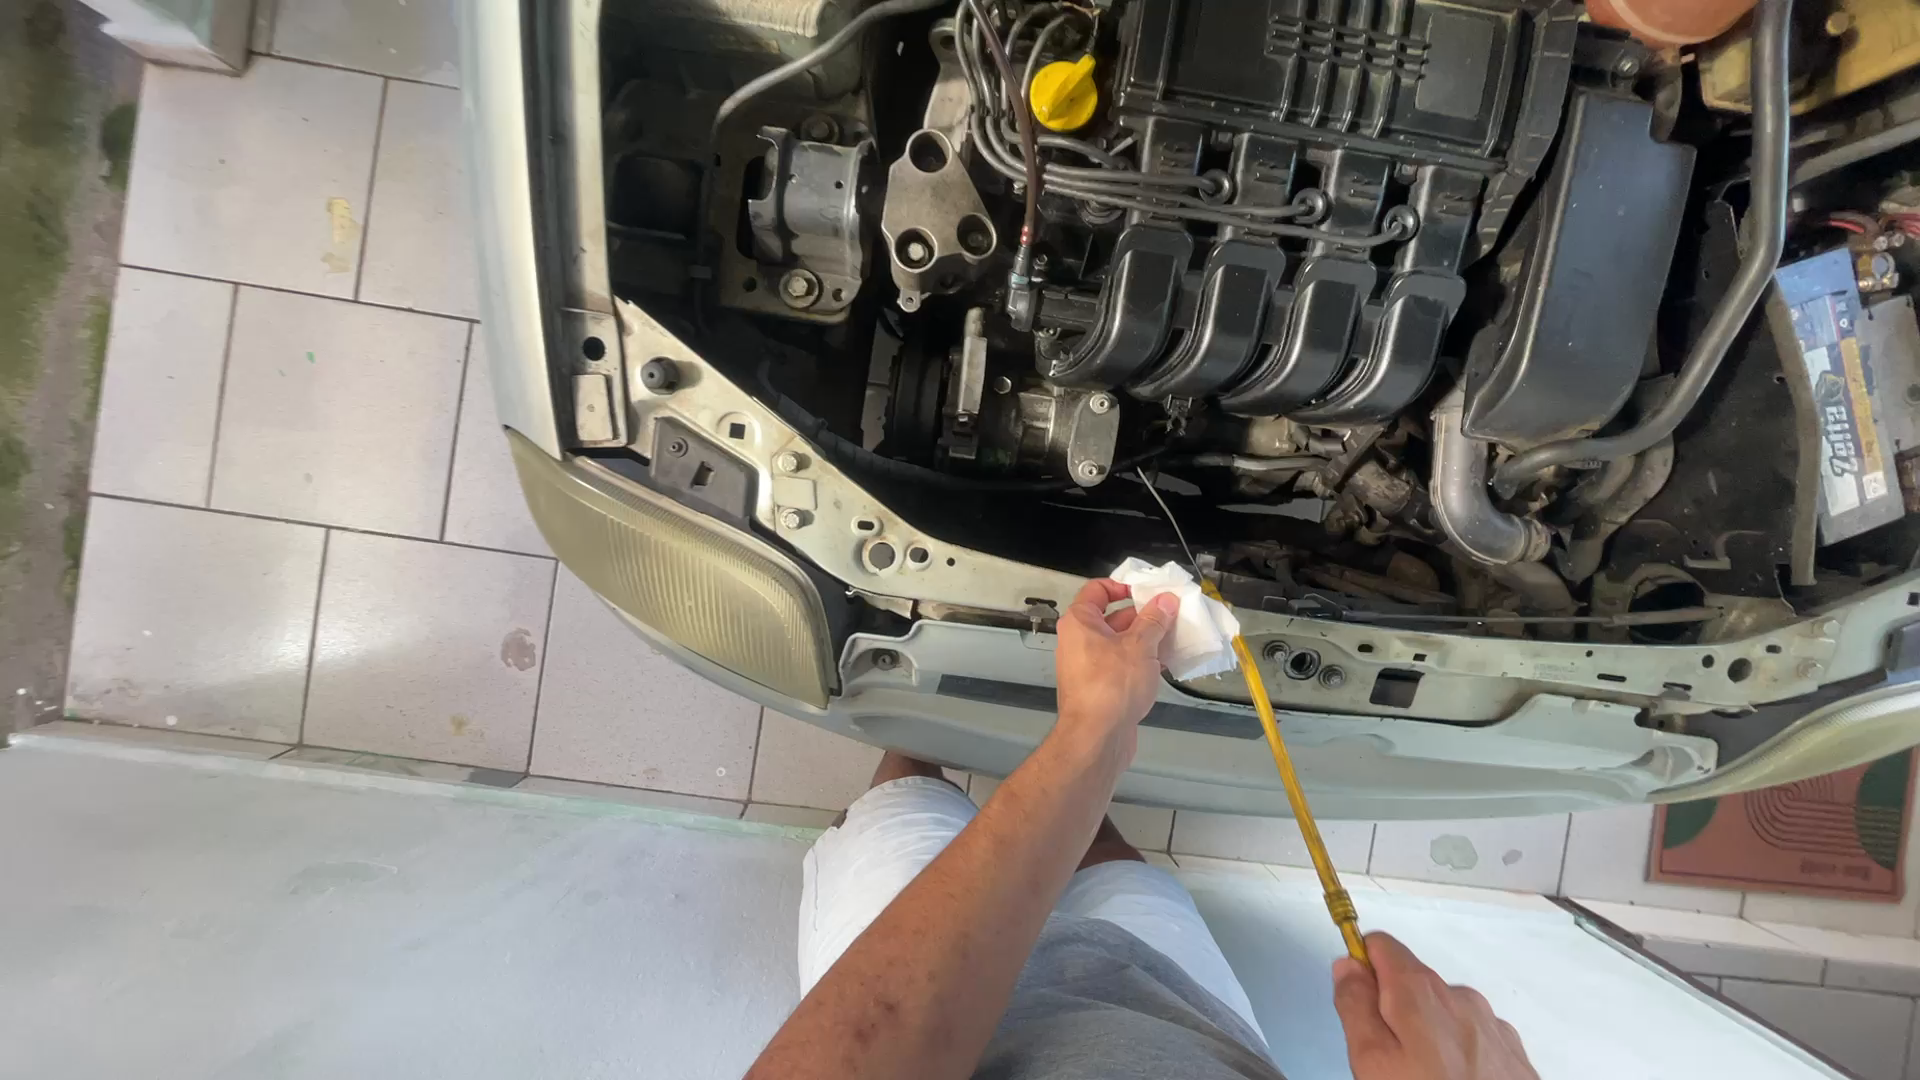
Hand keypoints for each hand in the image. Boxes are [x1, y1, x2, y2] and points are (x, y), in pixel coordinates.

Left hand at [1053, 579, 1178, 749]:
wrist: (1097, 737)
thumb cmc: (1111, 685)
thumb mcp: (1139, 646)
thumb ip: (1154, 621)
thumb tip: (1165, 601)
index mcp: (1079, 622)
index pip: (1097, 590)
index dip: (1122, 585)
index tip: (1148, 591)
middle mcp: (1078, 640)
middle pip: (1112, 617)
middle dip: (1142, 616)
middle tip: (1172, 616)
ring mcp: (1087, 665)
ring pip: (1119, 643)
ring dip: (1145, 640)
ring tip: (1175, 639)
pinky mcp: (1099, 686)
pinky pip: (1120, 665)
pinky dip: (1140, 662)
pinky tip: (1165, 665)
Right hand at [1333, 932, 1537, 1079]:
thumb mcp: (1370, 1060)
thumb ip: (1353, 1003)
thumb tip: (1349, 964)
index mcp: (1420, 987)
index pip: (1379, 944)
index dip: (1363, 971)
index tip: (1365, 1014)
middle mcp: (1460, 996)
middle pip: (1412, 983)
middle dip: (1397, 1012)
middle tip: (1396, 1064)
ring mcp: (1495, 1028)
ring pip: (1445, 1013)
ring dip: (1432, 1036)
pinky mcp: (1520, 1060)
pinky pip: (1477, 1040)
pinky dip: (1464, 1056)